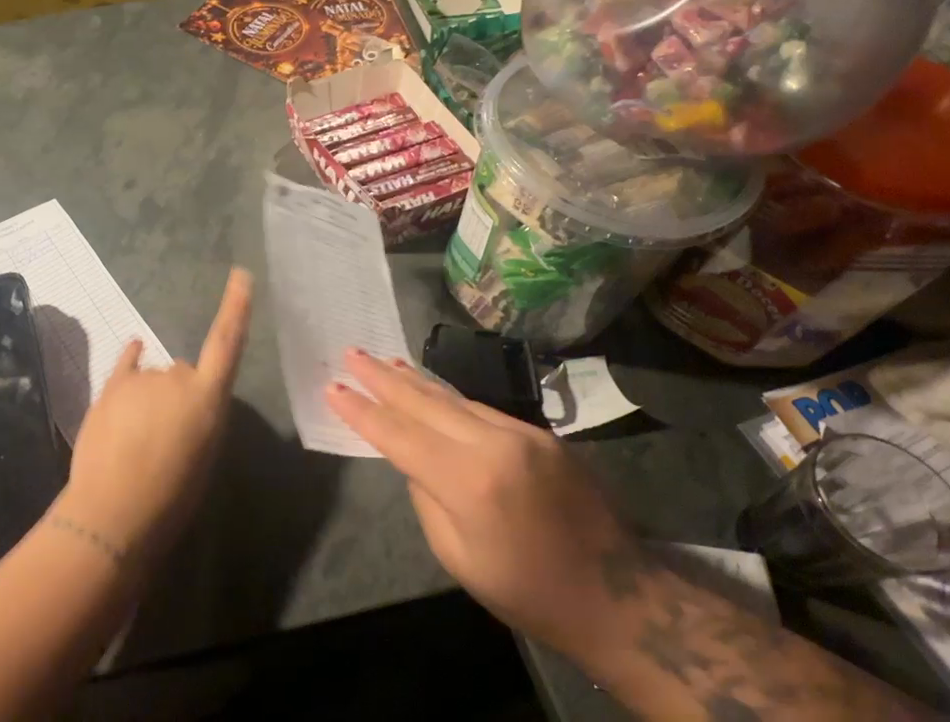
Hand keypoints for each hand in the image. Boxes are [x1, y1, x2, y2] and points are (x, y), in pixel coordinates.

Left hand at [54, 268, 251, 561]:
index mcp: (208, 397)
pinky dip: (132, 360)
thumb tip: (189, 403)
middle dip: (181, 394)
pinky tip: (134, 348)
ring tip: (137, 440)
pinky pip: (128, 363)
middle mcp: (177, 376)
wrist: (113, 511)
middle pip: (186, 373)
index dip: (236, 307)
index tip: (240, 275)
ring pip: (154, 378)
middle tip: (170, 437)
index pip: (227, 342)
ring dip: (151, 398)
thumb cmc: (171, 496)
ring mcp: (142, 378)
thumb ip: (201, 419)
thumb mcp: (203, 457)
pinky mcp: (112, 386)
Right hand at [326, 350, 646, 651]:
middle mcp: (496, 443)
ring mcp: (524, 434)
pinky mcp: (544, 435)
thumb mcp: (458, 556)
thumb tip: (414, 459)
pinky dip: (450, 399)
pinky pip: (483, 410)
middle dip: (383, 378)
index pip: (399, 435)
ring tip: (385, 363)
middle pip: (426, 403)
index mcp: (469, 480)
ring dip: (416, 382)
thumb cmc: (526, 591)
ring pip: (455, 400)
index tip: (332, 388)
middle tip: (351, 353)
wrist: (617, 596)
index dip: (362, 411)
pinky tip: (432, 391)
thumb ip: (427, 498)